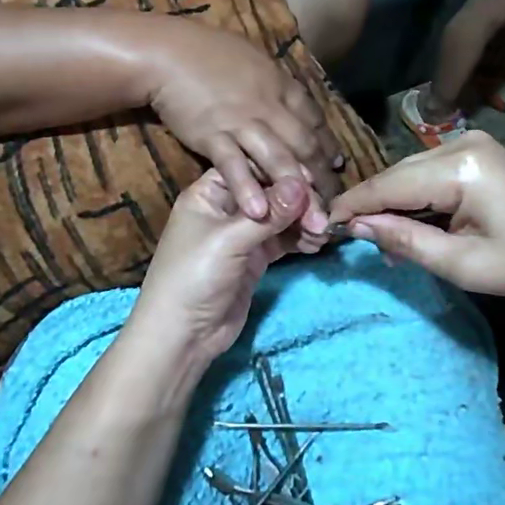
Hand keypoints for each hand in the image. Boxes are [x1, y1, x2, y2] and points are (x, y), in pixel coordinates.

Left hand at [132, 172, 317, 358]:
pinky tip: (316, 244)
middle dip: (299, 201)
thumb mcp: (229, 241)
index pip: (251, 168)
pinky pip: (283, 238)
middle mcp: (227, 206)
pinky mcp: (255, 256)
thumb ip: (269, 214)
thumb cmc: (194, 277)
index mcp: (210, 191)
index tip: (311, 185)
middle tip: (321, 220)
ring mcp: (242, 232)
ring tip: (322, 234)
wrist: (182, 336)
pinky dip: (300, 238)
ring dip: (304, 221)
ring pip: (281, 215)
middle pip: (271, 191)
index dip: (282, 173)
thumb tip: (302, 184)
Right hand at [146, 22, 340, 225]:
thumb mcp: (252, 59)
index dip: (328, 145)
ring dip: (296, 189)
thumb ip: (273, 82)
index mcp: (281, 86)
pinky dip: (248, 189)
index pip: (314, 120)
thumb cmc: (207, 51)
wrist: (167, 53)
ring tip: (309, 219)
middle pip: (304, 145)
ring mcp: (242, 123)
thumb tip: (289, 97)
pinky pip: (235, 166)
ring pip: (278, 158)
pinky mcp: (214, 137)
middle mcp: (269, 107)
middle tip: (331, 206)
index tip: (337, 166)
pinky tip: (259, 213)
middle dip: (322, 178)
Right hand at [329, 130, 504, 296]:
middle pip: (396, 174)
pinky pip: (429, 172)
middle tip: (357, 242)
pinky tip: (414, 223)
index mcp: (460, 168)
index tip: (324, 226)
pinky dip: (416, 197)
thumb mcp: (462, 265)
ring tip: (388, 240)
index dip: (354, 205)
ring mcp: (470, 142)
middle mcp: (460, 143)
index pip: (388, 184)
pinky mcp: (476, 150)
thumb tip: (358, 227)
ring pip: (409, 172)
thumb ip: (405, 241)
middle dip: (373, 206)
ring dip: (394, 203)